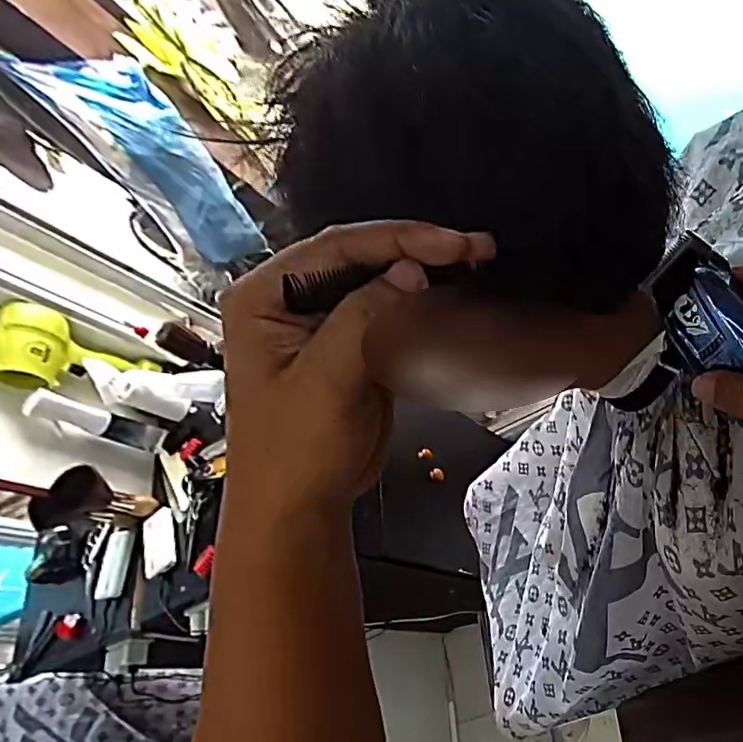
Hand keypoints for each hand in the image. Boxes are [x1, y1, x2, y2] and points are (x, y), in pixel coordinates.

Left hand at [218, 220, 496, 514]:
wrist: (301, 500)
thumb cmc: (292, 450)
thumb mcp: (327, 380)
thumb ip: (365, 320)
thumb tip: (409, 273)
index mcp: (267, 297)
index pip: (340, 249)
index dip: (402, 240)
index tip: (454, 244)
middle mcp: (295, 304)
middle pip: (365, 260)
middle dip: (422, 254)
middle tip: (475, 251)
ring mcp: (328, 328)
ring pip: (385, 288)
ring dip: (429, 280)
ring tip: (474, 271)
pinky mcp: (356, 352)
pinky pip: (395, 320)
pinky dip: (427, 312)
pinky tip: (454, 305)